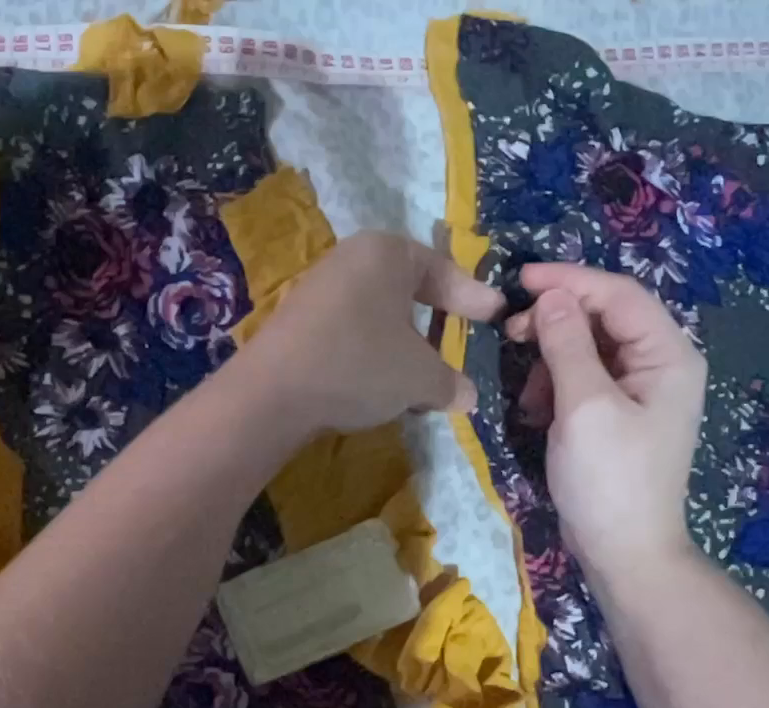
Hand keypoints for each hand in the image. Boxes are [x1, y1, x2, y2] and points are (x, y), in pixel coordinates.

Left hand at [235, 231, 502, 435]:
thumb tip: (468, 395)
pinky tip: (380, 387)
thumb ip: (450, 382)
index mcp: (387, 253)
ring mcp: (318, 291)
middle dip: (434, 322)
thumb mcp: (420, 377)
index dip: (472, 297)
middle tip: (458, 342)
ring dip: (402, 346)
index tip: (495, 314)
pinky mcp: (297, 324)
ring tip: (421, 377)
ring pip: (377, 316)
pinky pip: (350, 334)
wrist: (273, 393)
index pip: (442, 270)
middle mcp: (350, 260)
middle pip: (407, 291)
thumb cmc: (361, 365)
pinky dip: (371, 356)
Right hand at [503, 264, 705, 568]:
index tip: (519, 281)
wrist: (625, 553)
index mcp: (668, 355)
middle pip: (605, 319)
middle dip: (556, 322)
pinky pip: (585, 381)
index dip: (569, 281)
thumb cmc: (609, 479)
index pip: (619, 295)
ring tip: (528, 393)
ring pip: (590, 349)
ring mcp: (641, 393)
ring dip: (552, 359)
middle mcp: (661, 365)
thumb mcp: (584, 406)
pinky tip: (537, 410)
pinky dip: (557, 386)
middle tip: (511, 332)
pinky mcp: (619, 416)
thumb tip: (549, 297)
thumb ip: (567, 345)